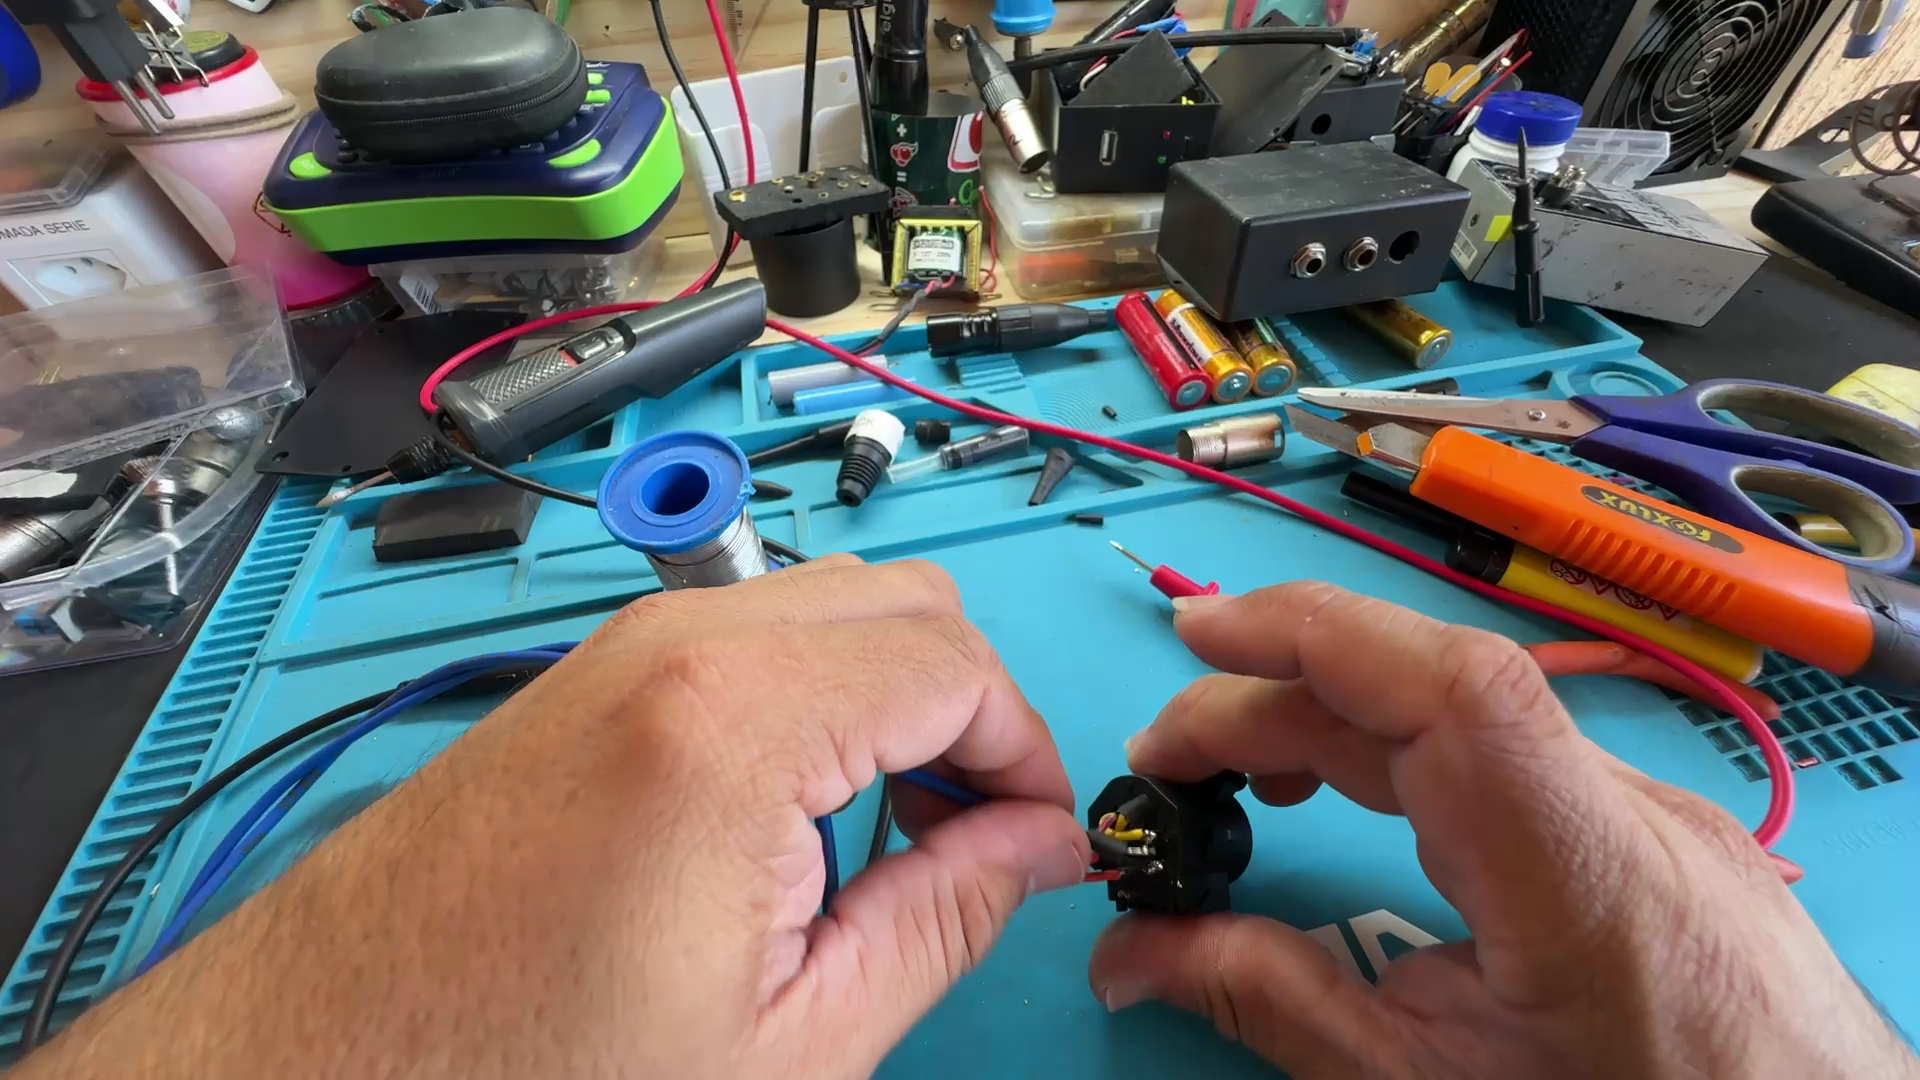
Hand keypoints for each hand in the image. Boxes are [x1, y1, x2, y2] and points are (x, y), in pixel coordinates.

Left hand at [23, 557, 1089, 1078]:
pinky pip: (776, 625)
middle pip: (912, 602)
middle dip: (973, 702)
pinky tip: (810, 791)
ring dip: (905, 686)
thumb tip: (1044, 845)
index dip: (1025, 748)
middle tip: (971, 818)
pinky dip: (834, 682)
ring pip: (848, 599)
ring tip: (896, 810)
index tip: (1039, 832)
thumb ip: (949, 913)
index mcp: (741, 717)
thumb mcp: (796, 1042)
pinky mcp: (616, 654)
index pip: (956, 666)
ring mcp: (646, 630)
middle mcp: (694, 634)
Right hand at [1089, 583, 1918, 1079]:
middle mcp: (1615, 806)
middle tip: (1159, 763)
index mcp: (1583, 875)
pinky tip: (1311, 785)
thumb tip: (1119, 959)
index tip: (1193, 632)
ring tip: (1216, 773)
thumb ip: (1261, 997)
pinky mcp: (1610, 812)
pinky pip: (1460, 738)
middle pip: (1403, 689)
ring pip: (1426, 703)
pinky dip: (1357, 742)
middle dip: (1257, 704)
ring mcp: (1624, 799)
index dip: (1309, 630)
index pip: (1448, 689)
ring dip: (1299, 716)